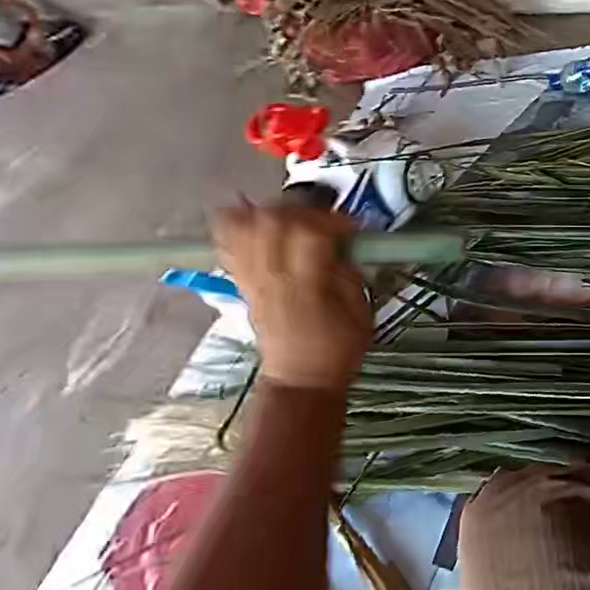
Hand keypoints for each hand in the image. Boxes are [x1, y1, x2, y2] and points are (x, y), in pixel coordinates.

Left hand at [210, 201, 370, 390]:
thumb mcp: (361, 312)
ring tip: (292, 218)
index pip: (310, 234)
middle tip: (323, 218)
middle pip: (270, 222)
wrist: (301, 380)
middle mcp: (272, 279)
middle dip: (301, 210)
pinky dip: (238, 223)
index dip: (332, 220)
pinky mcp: (241, 283)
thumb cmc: (338, 351)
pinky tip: (257, 220)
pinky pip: (228, 242)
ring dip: (268, 212)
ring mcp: (252, 279)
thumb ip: (349, 272)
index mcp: (307, 288)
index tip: (351, 226)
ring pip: (242, 226)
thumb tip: (341, 246)